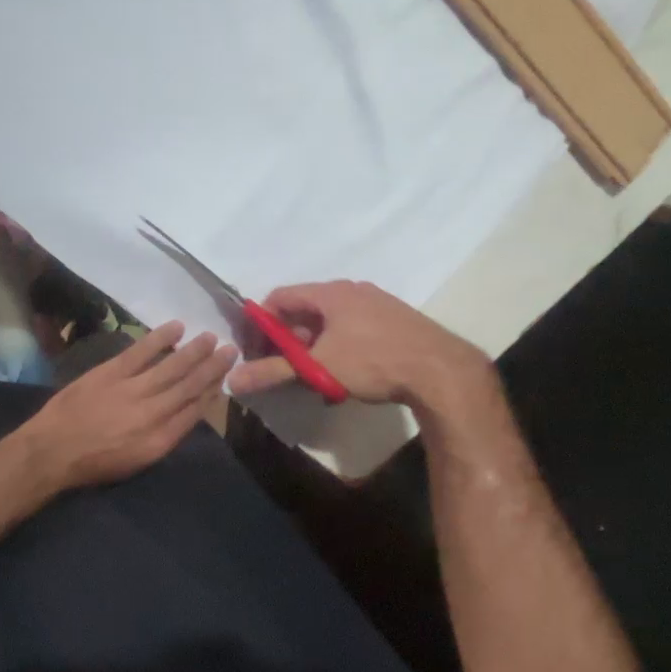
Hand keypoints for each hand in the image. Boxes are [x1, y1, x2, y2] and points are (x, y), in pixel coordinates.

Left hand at [9, 321, 235, 490]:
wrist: (53, 452)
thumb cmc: (92, 465)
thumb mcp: (136, 463)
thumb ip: (162, 439)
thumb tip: (183, 416)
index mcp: (159, 441)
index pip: (193, 413)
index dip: (211, 394)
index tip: (225, 379)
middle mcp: (152, 414)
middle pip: (189, 387)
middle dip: (212, 368)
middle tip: (231, 351)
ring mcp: (131, 391)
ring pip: (171, 367)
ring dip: (193, 351)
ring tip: (211, 338)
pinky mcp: (110, 373)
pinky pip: (141, 352)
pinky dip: (160, 339)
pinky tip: (176, 327)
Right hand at [225, 281, 491, 407]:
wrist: (439, 371)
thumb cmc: (373, 362)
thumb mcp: (316, 369)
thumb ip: (272, 373)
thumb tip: (232, 380)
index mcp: (331, 293)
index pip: (280, 297)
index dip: (261, 324)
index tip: (256, 352)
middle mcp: (353, 291)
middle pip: (304, 311)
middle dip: (287, 341)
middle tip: (281, 370)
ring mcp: (376, 305)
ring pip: (329, 323)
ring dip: (312, 348)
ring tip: (310, 378)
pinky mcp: (392, 322)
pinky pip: (351, 330)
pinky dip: (335, 349)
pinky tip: (341, 376)